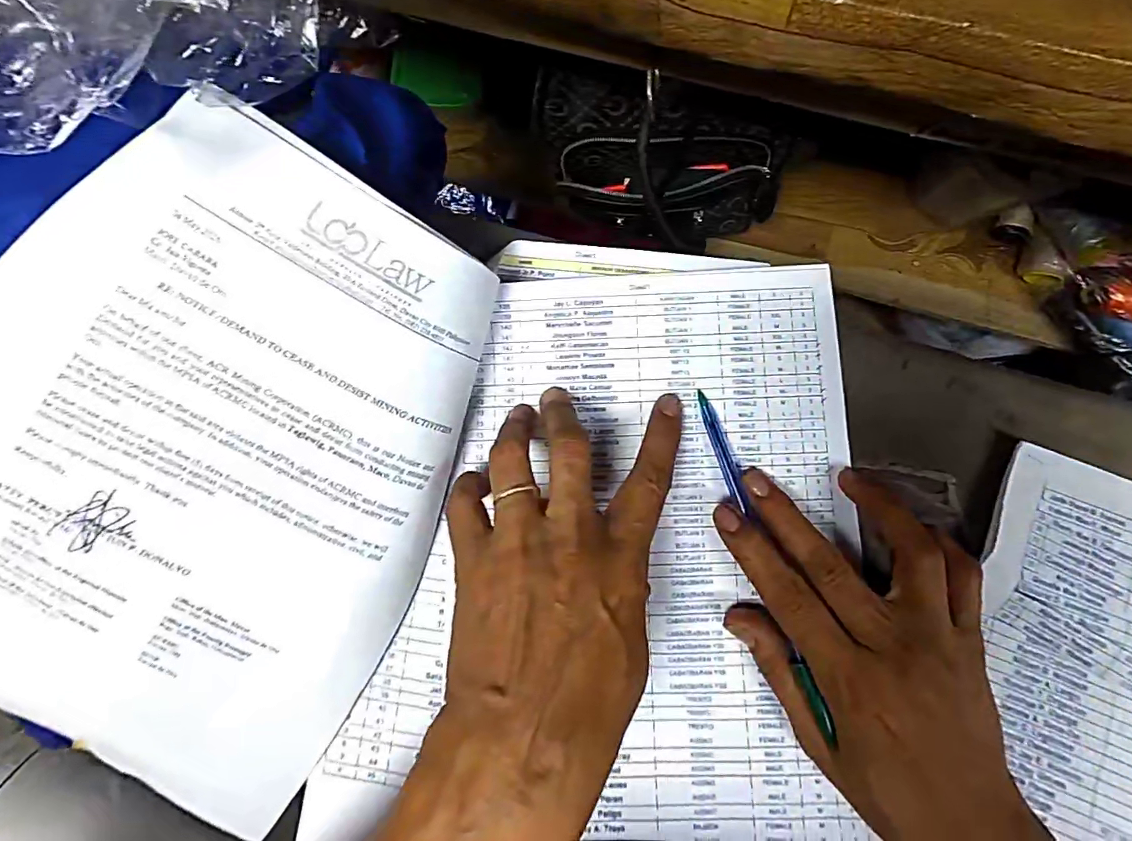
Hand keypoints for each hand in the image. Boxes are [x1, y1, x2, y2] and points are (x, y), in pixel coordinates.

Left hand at [375, 387, 682, 840]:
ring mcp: (517, 545)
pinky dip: (469, 486)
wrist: (520, 735)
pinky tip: (473, 479)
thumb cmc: (592, 694)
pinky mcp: (474, 565)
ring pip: (511, 467)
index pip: (649, 478)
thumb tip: (619, 564)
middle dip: (563, 417)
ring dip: (513, 434)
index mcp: (619, 552)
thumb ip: (626, 582)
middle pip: (568, 454)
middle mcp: (570, 535)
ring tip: (515, 416)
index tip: (666, 403)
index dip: (662, 436)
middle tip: (556, 397)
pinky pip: (465, 508)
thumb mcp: (633, 631)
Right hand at [714, 469, 1049, 840]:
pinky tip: (917, 525)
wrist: (966, 822)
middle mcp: (894, 648)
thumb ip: (782, 672)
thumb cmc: (888, 789)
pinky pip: (964, 575)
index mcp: (849, 680)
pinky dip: (942, 542)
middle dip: (786, 517)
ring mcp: (938, 635)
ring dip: (880, 507)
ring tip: (849, 479)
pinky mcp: (970, 634)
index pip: (789, 599)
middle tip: (759, 482)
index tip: (731, 516)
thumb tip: (741, 618)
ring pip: (912, 553)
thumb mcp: (820, 743)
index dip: (754, 551)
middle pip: (831, 567)